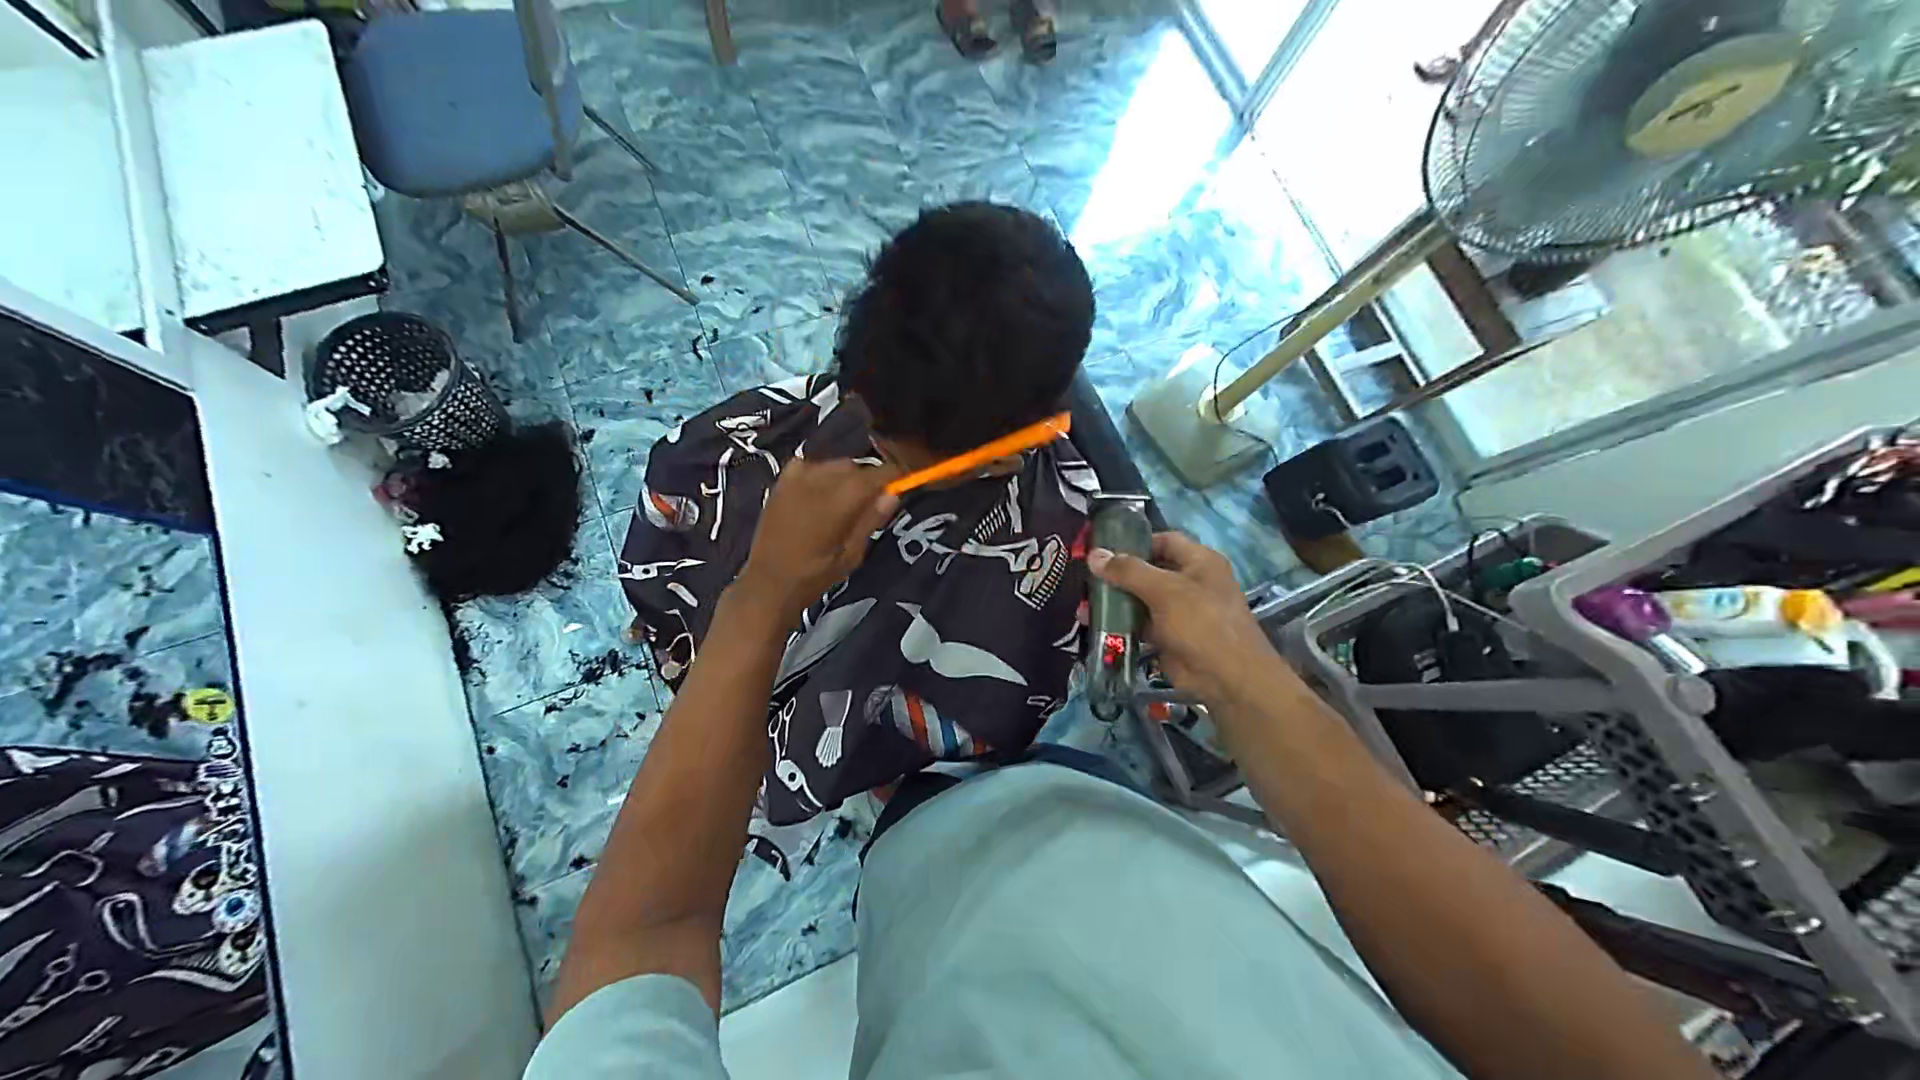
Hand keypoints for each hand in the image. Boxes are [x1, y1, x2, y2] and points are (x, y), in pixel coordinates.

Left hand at [735, 457, 899, 620]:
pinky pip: (808, 465)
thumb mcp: (851, 555)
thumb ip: (871, 520)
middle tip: (875, 501)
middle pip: (854, 467)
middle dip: (869, 479)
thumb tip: (893, 494)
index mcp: (837, 502)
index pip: (873, 475)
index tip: (905, 480)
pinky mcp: (780, 484)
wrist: (767, 584)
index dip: (893, 474)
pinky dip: (820, 472)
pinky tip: (820, 490)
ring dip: (846, 475)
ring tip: (848, 498)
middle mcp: (816, 483)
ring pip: (833, 464)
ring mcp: (795, 480)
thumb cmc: (813, 576)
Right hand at [1087, 532, 1282, 710]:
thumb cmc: (1200, 622)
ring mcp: (1180, 612)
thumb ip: (1128, 571)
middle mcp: (1191, 582)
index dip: (1136, 542)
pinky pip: (1141, 624)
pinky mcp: (1169, 637)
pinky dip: (1120, 624)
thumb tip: (1094, 555)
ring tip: (1083, 605)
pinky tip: (1095, 625)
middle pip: (1149, 571)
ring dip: (1115, 602)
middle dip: (1118, 575)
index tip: (1104, 549)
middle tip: (1085, 578)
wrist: (1226, 677)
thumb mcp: (1164, 590)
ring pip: (1141, 599)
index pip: (1164, 541)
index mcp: (1199, 562)